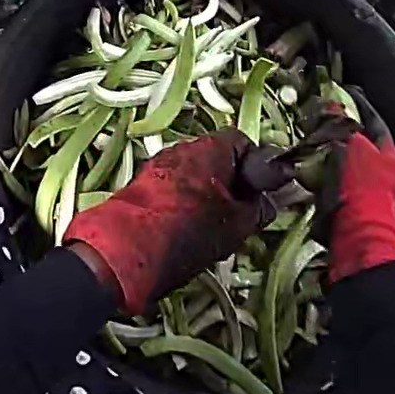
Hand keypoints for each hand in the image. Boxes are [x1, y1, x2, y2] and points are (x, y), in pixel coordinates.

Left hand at [64, 130, 273, 314]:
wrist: (127, 251)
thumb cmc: (189, 232)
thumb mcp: (238, 226)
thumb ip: (259, 208)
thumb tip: (267, 203)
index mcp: (210, 147)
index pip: (244, 142)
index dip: (257, 166)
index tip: (260, 191)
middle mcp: (183, 147)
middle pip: (219, 158)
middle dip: (232, 184)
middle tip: (240, 215)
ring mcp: (160, 163)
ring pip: (197, 173)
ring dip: (209, 195)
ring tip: (215, 229)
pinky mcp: (144, 182)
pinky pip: (176, 186)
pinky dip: (187, 202)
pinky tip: (190, 232)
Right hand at [319, 87, 394, 282]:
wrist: (357, 236)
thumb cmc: (359, 187)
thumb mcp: (351, 147)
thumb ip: (343, 126)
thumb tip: (333, 105)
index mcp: (389, 154)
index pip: (374, 120)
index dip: (359, 105)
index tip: (345, 91)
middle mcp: (385, 170)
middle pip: (361, 141)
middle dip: (342, 128)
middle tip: (322, 115)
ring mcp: (370, 189)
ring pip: (348, 159)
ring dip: (331, 149)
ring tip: (312, 137)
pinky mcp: (353, 204)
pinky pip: (337, 178)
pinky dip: (324, 169)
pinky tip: (310, 165)